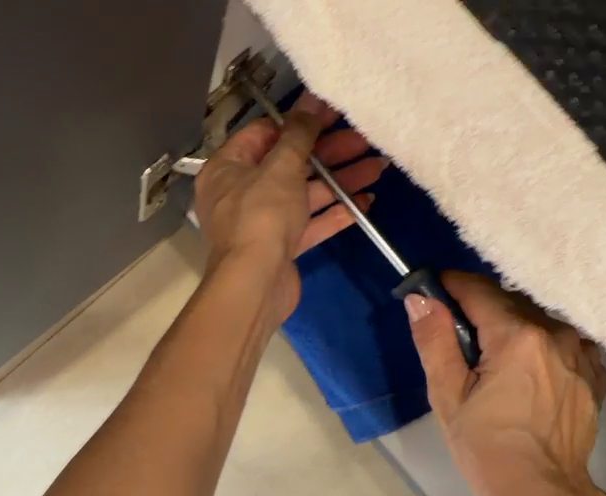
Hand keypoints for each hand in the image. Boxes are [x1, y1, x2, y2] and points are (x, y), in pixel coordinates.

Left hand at [193, 93, 386, 310]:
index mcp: (227, 169)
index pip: (263, 134)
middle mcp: (239, 194)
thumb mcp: (281, 166)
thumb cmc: (260, 217)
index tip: (333, 113)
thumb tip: (312, 98)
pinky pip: (308, 224)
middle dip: (329, 153)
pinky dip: (334, 213)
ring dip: (339, 181)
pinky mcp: (279, 248)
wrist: (254, 285)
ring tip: (379, 167)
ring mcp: (260, 223)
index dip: (298, 122)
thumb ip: (299, 133)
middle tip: (365, 139)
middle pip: (288, 164)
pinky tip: (365, 202)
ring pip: (303, 194)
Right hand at [408, 272, 605, 495]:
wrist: (540, 490)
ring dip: (511, 330)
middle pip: (511, 303)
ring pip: (538, 322)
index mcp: (519, 337)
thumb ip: (436, 342)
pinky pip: (561, 345)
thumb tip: (420, 301)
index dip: (450, 288)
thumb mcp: (448, 397)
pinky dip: (539, 349)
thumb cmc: (485, 448)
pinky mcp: (595, 373)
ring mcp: (583, 353)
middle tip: (455, 340)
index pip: (480, 291)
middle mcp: (558, 333)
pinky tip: (523, 377)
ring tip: (490, 363)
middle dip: (480, 312)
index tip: (431, 293)